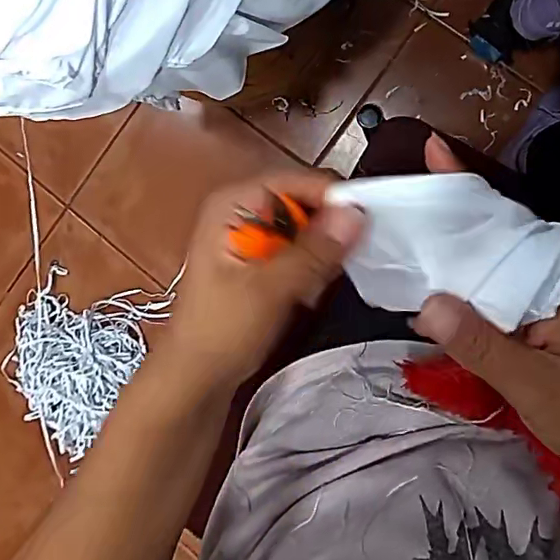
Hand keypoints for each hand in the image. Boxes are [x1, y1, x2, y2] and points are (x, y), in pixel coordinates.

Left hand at [157, 171, 364, 390]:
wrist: (196, 379)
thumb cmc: (220, 332)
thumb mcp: (271, 288)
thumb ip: (315, 250)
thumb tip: (356, 214)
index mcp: (234, 202)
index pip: (299, 181)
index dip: (333, 198)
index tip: (363, 221)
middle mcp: (245, 207)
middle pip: (307, 200)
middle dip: (329, 229)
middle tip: (341, 260)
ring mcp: (255, 232)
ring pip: (311, 225)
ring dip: (324, 251)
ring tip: (320, 281)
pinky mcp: (266, 255)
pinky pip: (306, 245)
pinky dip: (316, 264)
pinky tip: (311, 290)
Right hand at [411, 135, 559, 495]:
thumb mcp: (535, 387)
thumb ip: (482, 343)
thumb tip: (427, 299)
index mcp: (556, 283)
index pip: (503, 225)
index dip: (466, 188)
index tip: (434, 150)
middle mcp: (557, 284)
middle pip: (499, 244)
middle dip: (453, 224)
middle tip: (403, 206)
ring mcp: (559, 307)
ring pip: (501, 275)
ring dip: (461, 265)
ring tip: (411, 247)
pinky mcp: (557, 332)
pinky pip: (509, 303)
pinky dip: (477, 301)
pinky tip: (447, 308)